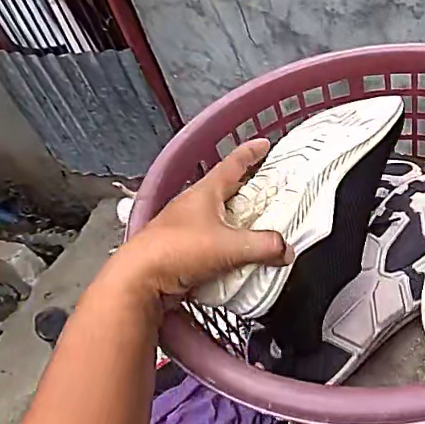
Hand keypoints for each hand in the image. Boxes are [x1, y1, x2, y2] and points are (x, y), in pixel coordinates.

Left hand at [109, 138, 294, 299]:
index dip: (250, 153)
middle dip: (250, 193)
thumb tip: (285, 249)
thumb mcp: (228, 246)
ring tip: (263, 232)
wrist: (139, 280)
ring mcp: (186, 229)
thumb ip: (263, 246)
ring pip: (221, 221)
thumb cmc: (177, 251)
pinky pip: (213, 246)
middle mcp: (194, 206)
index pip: (232, 164)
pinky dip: (229, 250)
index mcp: (204, 193)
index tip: (264, 143)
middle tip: (273, 195)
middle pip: (228, 193)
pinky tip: (241, 261)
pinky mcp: (182, 252)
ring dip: (240, 225)